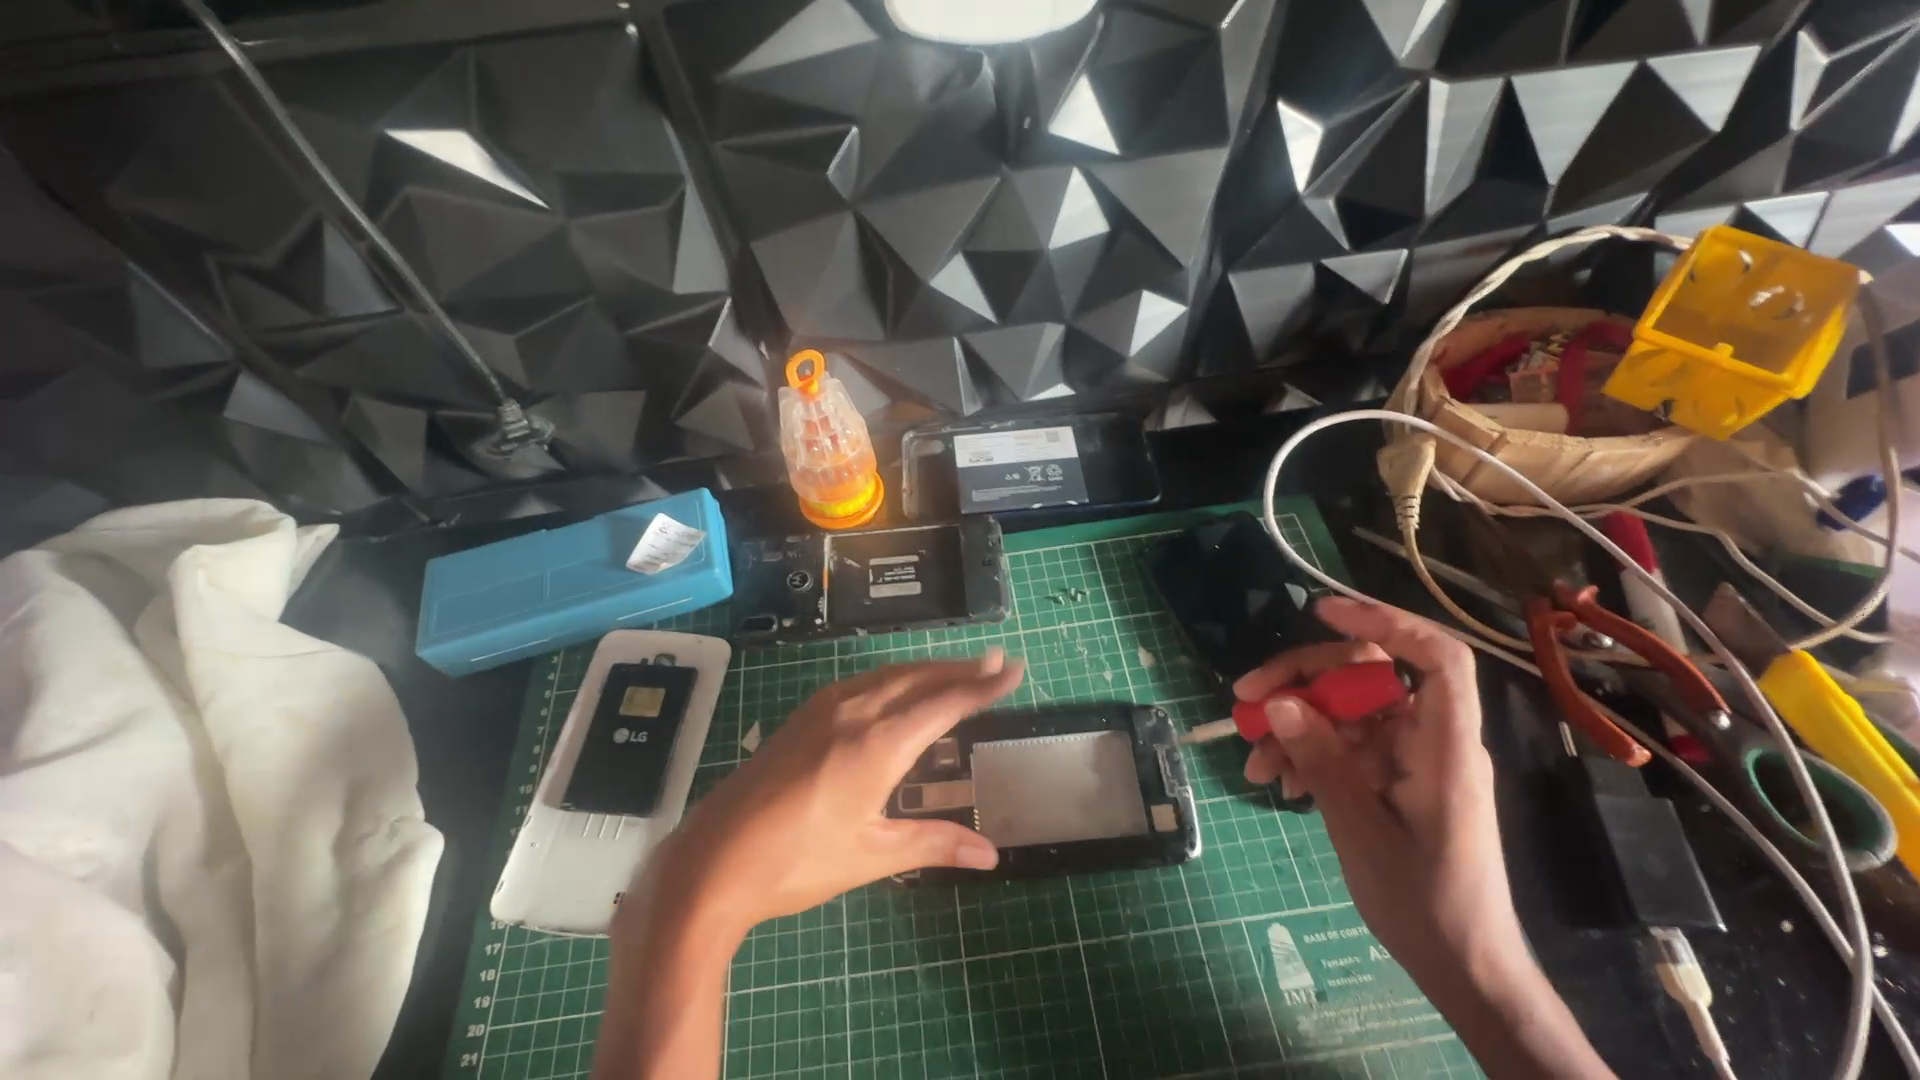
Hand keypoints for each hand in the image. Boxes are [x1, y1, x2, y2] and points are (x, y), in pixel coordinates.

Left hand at [636, 651, 1022, 938]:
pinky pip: (861, 683)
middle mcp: (854, 714)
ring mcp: (823, 711)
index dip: (982, 685)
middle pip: (917, 679)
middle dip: (959, 669)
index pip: (943, 703)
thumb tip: (991, 855)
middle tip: (994, 660)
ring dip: (926, 671)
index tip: (1012, 668)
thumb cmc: (797, 862)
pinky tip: (895, 689)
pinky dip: (893, 679)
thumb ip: (934, 844)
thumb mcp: (872, 854)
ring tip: (956, 670)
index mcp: (877, 744)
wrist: (715, 859)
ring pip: (887, 677)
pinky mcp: (802, 718)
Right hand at [1236, 596, 1513, 978]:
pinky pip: (1347, 744)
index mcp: (1444, 746)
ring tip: (1254, 763)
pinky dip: (1309, 753)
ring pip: (1347, 710)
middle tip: (1246, 700)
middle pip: (1368, 676)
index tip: (1321, 614)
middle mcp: (1430, 739)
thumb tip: (1281, 703)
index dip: (1385, 622)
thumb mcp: (1361, 831)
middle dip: (1302, 681)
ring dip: (1294, 725)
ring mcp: (1410, 757)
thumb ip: (1324, 761)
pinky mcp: (1393, 777)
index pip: (1436, 658)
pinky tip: (1278, 780)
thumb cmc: (1424, 902)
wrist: (1461, 965)